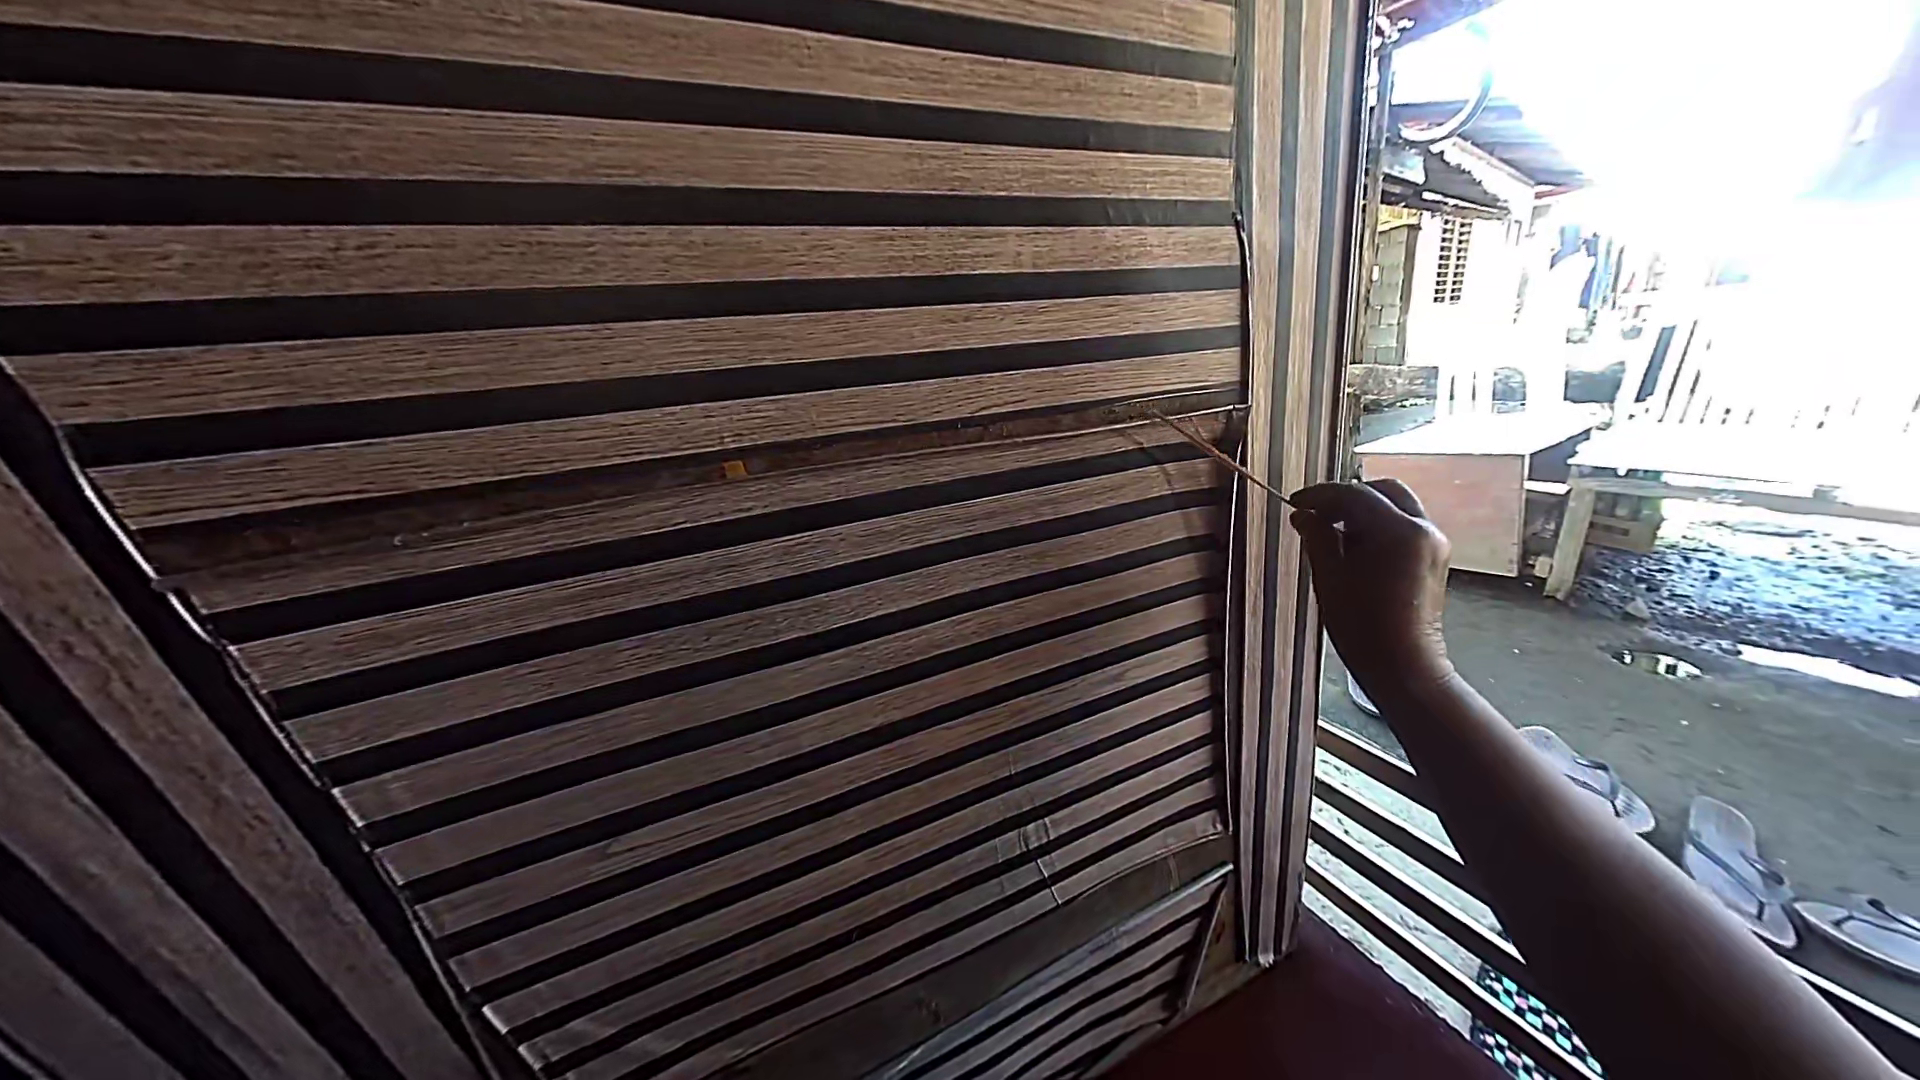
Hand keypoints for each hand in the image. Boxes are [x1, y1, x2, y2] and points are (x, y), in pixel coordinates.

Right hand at [1288, 479, 1454, 695]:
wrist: (1401, 664)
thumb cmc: (1360, 623)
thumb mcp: (1329, 575)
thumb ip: (1316, 536)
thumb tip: (1303, 514)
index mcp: (1398, 531)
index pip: (1354, 494)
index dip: (1319, 494)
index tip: (1293, 502)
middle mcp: (1423, 529)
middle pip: (1383, 491)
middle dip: (1346, 497)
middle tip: (1314, 512)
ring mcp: (1433, 543)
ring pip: (1395, 506)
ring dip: (1362, 510)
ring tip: (1329, 530)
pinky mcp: (1432, 558)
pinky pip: (1402, 526)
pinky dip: (1376, 525)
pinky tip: (1351, 545)